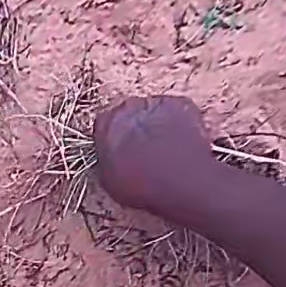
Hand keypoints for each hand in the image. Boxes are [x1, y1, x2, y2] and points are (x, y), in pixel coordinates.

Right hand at [92, 96, 221, 221]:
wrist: (178, 178)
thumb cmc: (140, 183)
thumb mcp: (108, 181)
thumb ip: (106, 162)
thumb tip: (109, 161)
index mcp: (106, 124)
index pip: (103, 124)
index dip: (111, 139)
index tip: (116, 152)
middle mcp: (129, 107)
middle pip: (128, 113)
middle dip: (133, 129)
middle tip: (140, 152)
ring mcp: (157, 103)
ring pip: (153, 111)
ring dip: (155, 125)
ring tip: (163, 151)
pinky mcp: (183, 104)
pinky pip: (178, 111)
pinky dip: (178, 123)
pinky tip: (179, 144)